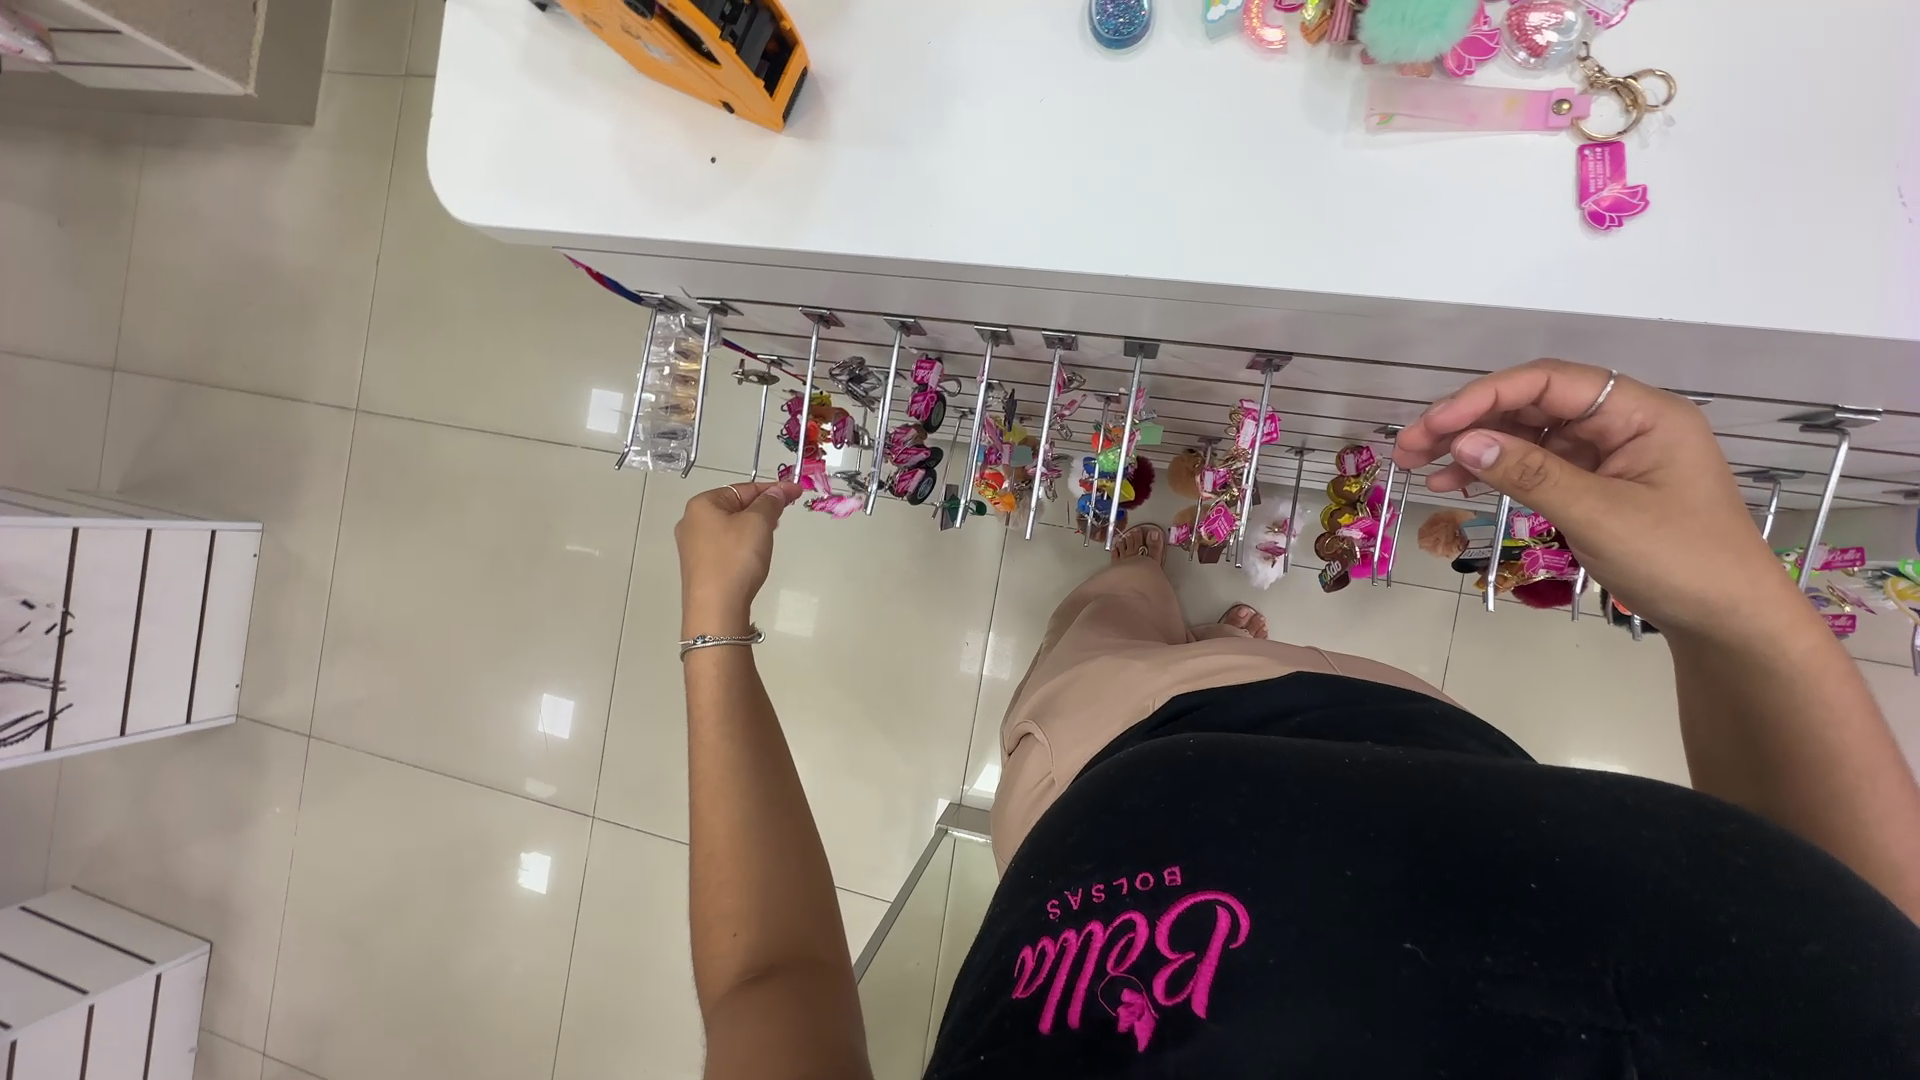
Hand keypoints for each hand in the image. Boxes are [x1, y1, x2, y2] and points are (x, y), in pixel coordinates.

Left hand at [675, 481, 804, 634]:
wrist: (716, 608)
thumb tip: (776, 491)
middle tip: (786, 512)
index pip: (743, 488)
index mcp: (702, 504)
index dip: (773, 489)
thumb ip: (769, 502)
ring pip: (730, 526)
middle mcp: (691, 521)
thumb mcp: (759, 523)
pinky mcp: (698, 566)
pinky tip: (754, 552)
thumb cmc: (736, 558)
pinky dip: (742, 542)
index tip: (797, 492)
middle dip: (762, 507)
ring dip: (753, 525)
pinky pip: (725, 545)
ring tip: (773, 532)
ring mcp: (692, 546)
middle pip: (735, 506)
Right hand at [1393, 358, 1798, 639]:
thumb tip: (1462, 442)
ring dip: (1468, 445)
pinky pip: (1529, 464)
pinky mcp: (1589, 482)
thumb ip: (1530, 473)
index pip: (1549, 382)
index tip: (1433, 425)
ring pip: (1522, 433)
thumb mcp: (1599, 515)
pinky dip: (1489, 472)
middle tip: (1409, 446)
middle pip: (1528, 403)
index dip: (1484, 396)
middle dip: (1466, 420)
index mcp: (1640, 413)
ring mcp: (1603, 453)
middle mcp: (1619, 423)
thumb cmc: (1680, 560)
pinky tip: (1451, 483)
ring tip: (1416, 464)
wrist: (1726, 620)